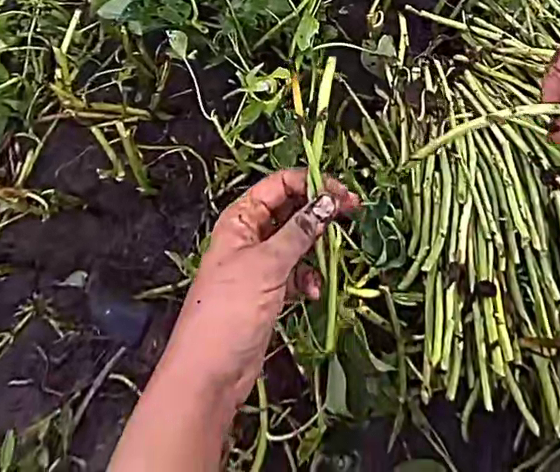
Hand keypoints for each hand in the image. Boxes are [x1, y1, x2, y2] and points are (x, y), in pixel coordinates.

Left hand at [154, 169, 359, 411]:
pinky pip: (296, 271)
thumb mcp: (267, 264)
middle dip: (319, 210)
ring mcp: (260, 263)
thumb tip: (325, 201)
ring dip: (316, 247)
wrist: (209, 375)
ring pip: (297, 240)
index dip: (310, 183)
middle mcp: (250, 234)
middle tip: (350, 210)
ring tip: (331, 256)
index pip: (280, 184)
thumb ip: (299, 231)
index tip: (340, 192)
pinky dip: (308, 277)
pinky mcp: (269, 290)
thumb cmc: (228, 312)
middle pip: (291, 208)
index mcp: (241, 218)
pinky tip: (313, 290)